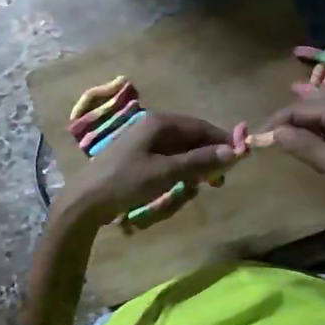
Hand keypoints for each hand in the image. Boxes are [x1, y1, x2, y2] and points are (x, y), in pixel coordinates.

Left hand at [55, 112, 237, 224]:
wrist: (85, 201)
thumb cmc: (126, 182)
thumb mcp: (166, 172)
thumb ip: (199, 161)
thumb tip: (233, 152)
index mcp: (159, 123)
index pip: (200, 126)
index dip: (221, 141)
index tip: (239, 158)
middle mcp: (152, 126)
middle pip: (190, 136)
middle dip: (208, 156)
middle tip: (220, 179)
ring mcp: (143, 141)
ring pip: (180, 149)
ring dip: (195, 165)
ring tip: (203, 185)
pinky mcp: (137, 157)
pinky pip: (168, 158)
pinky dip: (180, 170)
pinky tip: (183, 185)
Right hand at [262, 95, 324, 227]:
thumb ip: (307, 148)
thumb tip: (274, 133)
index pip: (297, 110)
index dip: (274, 123)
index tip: (255, 140)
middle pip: (309, 110)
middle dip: (287, 125)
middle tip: (267, 146)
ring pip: (323, 119)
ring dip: (304, 132)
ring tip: (285, 149)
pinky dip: (321, 138)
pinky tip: (316, 152)